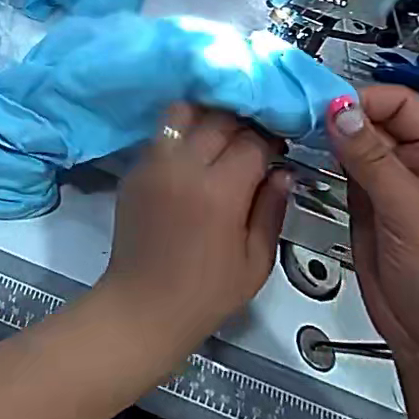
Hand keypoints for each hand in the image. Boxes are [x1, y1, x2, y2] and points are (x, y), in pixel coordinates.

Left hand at [97, 103, 290, 348]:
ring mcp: (154, 163)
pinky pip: (161, 133)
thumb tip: (283, 172)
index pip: (252, 141)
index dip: (270, 141)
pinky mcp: (135, 168)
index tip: (278, 151)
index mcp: (219, 191)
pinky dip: (181, 132)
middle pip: (219, 118)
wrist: (143, 306)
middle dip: (242, 124)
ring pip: (184, 112)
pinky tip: (193, 153)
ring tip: (219, 137)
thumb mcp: (256, 261)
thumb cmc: (207, 292)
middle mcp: (184, 166)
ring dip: (207, 117)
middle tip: (252, 142)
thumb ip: (272, 209)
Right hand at [326, 86, 418, 375]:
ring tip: (299, 133)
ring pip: (360, 152)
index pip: (405, 108)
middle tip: (301, 117)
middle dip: (343, 120)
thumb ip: (372, 159)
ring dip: (333, 142)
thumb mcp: (414, 213)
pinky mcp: (374, 216)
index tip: (326, 106)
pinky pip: (349, 180)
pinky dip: (329, 169)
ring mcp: (397, 194)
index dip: (366, 101)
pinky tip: (309, 159)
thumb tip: (342, 109)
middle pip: (379, 125)